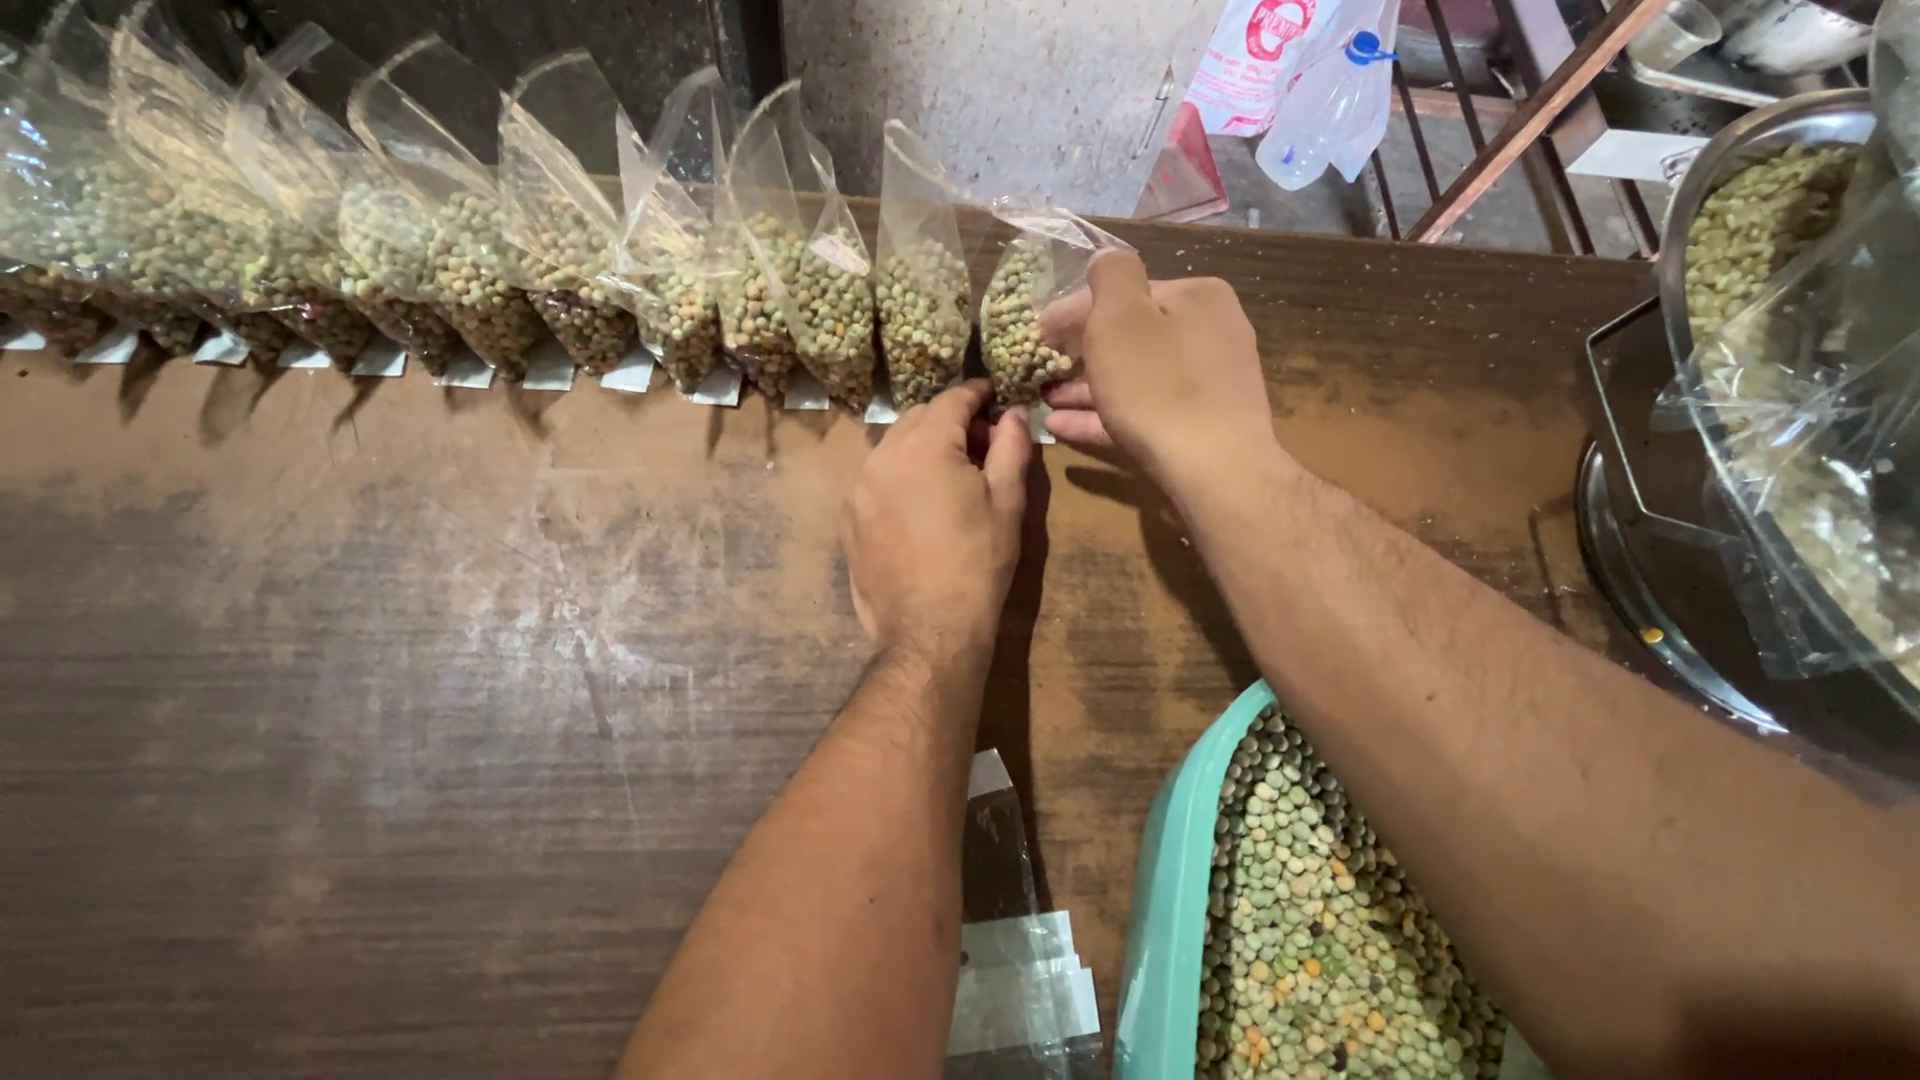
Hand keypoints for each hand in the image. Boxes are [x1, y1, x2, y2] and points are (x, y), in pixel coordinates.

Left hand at [841, 380, 1030, 656]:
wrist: (930, 629)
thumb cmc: (978, 562)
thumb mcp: (1007, 501)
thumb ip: (1011, 446)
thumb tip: (1013, 413)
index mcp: (923, 446)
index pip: (951, 400)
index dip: (976, 393)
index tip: (994, 395)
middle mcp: (881, 457)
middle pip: (917, 419)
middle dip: (949, 421)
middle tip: (980, 443)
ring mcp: (858, 489)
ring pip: (893, 449)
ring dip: (922, 448)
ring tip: (950, 476)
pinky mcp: (847, 520)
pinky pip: (876, 481)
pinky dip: (899, 478)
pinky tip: (919, 505)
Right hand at [1039, 251, 1275, 487]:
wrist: (1214, 469)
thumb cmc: (1158, 385)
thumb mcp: (1122, 316)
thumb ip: (1111, 277)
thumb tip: (1105, 260)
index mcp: (1196, 296)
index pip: (1123, 294)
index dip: (1072, 312)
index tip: (1034, 334)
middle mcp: (1208, 333)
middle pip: (1129, 337)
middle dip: (1078, 353)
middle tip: (1038, 370)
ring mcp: (1206, 384)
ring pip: (1133, 378)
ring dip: (1084, 387)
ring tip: (1043, 400)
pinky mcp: (1198, 427)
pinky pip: (1141, 413)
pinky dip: (1102, 416)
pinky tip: (1061, 428)